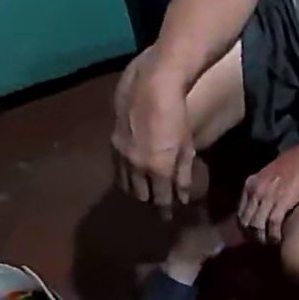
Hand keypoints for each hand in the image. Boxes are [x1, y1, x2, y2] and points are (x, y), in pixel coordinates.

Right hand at [111, 48, 197, 216]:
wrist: (153, 82)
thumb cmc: (178, 114)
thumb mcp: (187, 147)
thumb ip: (183, 174)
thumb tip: (182, 197)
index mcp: (157, 169)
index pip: (160, 199)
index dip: (165, 210)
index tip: (167, 217)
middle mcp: (135, 165)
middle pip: (139, 194)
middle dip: (148, 201)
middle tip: (156, 205)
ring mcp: (120, 151)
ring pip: (124, 181)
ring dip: (134, 189)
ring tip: (142, 192)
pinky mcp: (111, 138)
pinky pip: (116, 165)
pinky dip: (124, 173)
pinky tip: (130, 172)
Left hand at [237, 151, 298, 243]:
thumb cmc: (293, 165)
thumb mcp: (269, 174)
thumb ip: (262, 187)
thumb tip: (263, 204)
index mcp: (250, 184)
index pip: (240, 212)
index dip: (244, 227)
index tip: (252, 235)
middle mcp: (255, 191)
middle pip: (246, 221)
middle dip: (251, 236)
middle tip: (260, 243)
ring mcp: (267, 197)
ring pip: (256, 226)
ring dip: (262, 239)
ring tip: (269, 244)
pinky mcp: (281, 203)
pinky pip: (272, 225)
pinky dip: (274, 236)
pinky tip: (278, 241)